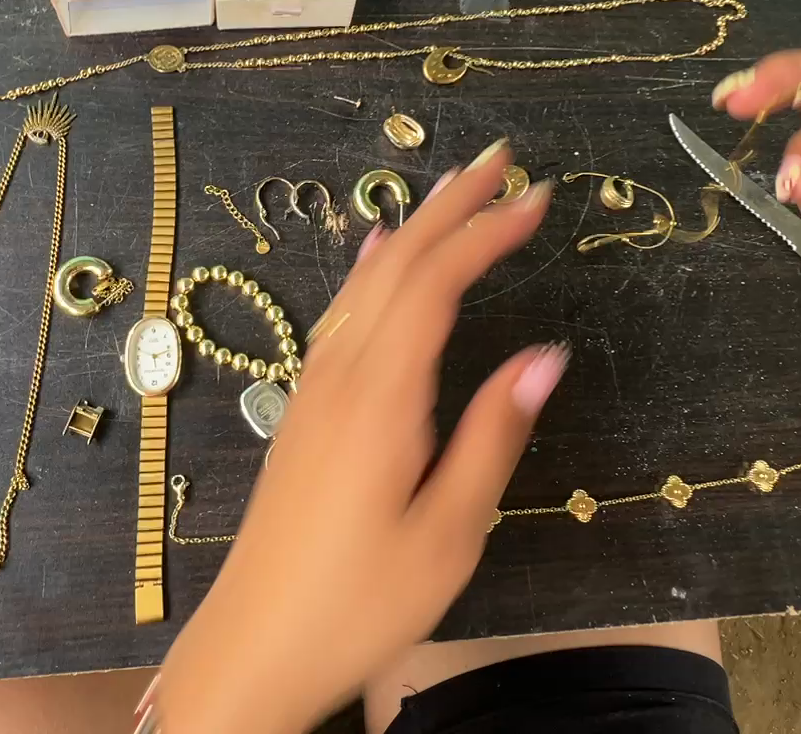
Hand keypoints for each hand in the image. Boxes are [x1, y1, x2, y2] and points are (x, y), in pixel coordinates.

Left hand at [157, 141, 564, 733]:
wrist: (255, 640)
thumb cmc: (359, 599)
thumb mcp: (448, 531)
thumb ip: (493, 435)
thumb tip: (545, 356)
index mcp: (382, 393)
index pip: (437, 281)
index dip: (486, 231)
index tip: (534, 197)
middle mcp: (342, 369)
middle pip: (397, 261)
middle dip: (449, 204)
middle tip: (498, 160)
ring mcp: (316, 381)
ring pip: (366, 280)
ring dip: (412, 227)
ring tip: (451, 190)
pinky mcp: (305, 401)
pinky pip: (342, 310)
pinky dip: (371, 268)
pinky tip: (378, 252)